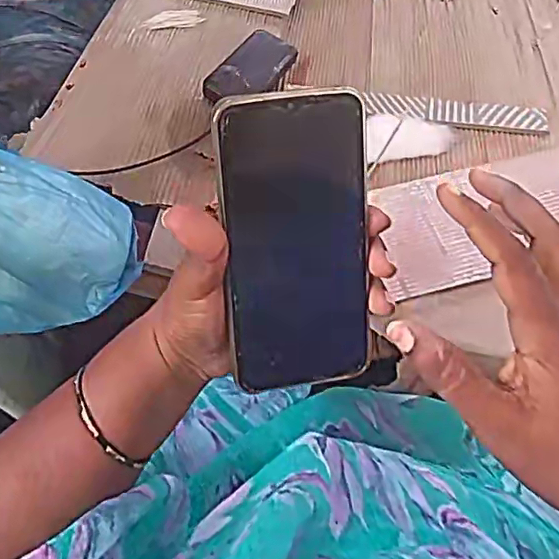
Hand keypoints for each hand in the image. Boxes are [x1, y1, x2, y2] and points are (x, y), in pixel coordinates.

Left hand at [145, 204, 397, 384]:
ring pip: (342, 262)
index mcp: (253, 227)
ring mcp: (294, 274)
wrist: (193, 356)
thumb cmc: (188, 310)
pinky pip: (340, 296)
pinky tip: (370, 305)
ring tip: (376, 286)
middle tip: (375, 256)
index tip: (362, 212)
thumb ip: (198, 247)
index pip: (300, 203)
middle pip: (333, 231)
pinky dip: (361, 298)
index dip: (336, 203)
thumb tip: (183, 217)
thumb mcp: (193, 276)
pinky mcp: (304, 304)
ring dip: (368, 268)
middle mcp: (279, 246)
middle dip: (364, 238)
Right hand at [383, 172, 558, 536]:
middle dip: (513, 200)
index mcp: (549, 334)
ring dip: (531, 215)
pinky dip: (542, 238)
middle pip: (550, 239)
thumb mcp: (497, 424)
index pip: (512, 260)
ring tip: (498, 196)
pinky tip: (525, 244)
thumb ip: (448, 374)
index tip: (451, 195)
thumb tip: (405, 332)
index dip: (479, 221)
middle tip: (478, 178)